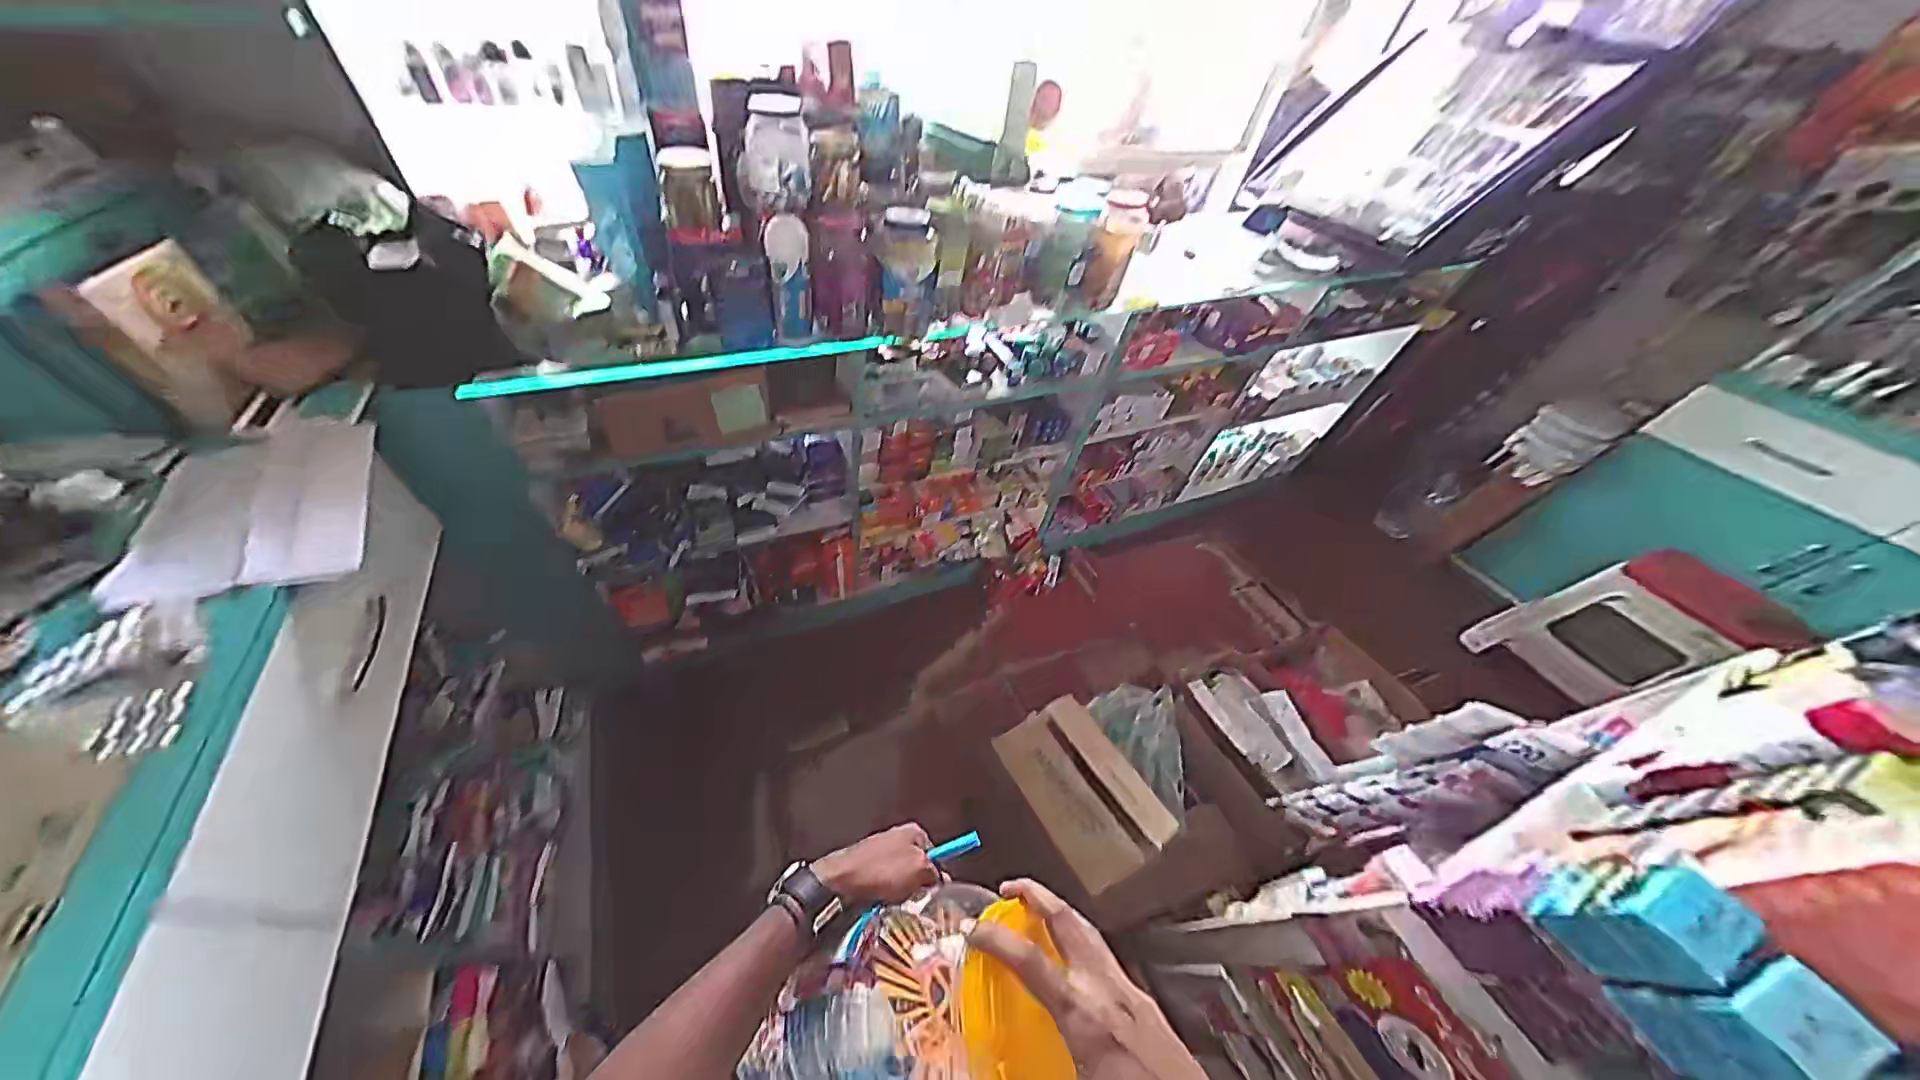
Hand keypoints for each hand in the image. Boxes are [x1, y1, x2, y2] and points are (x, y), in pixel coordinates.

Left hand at [812, 823, 938, 905]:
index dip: (938, 874)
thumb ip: (935, 872)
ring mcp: (880, 853)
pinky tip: (883, 903)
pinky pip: (884, 887)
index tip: (938, 893)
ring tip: (896, 902)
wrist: (840, 882)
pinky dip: (886, 897)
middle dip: (918, 885)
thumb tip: (940, 878)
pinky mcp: (866, 870)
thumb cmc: (881, 870)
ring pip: (901, 880)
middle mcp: (897, 838)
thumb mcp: (920, 869)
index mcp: (913, 832)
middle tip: (916, 899)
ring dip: (901, 894)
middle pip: (918, 867)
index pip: (936, 853)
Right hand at [967, 879, 1206, 1079]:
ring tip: (1040, 914)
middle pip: (1069, 922)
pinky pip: (1108, 960)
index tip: (972, 927)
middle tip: (1012, 888)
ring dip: (1062, 917)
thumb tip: (1006, 1063)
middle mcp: (1108, 991)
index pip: (1029, 959)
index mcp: (1084, 1014)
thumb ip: (1037, 1064)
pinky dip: (1085, 948)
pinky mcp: (1149, 1005)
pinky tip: (1077, 965)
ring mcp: (1132, 992)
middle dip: (1038, 895)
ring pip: (1092, 936)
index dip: (995, 938)